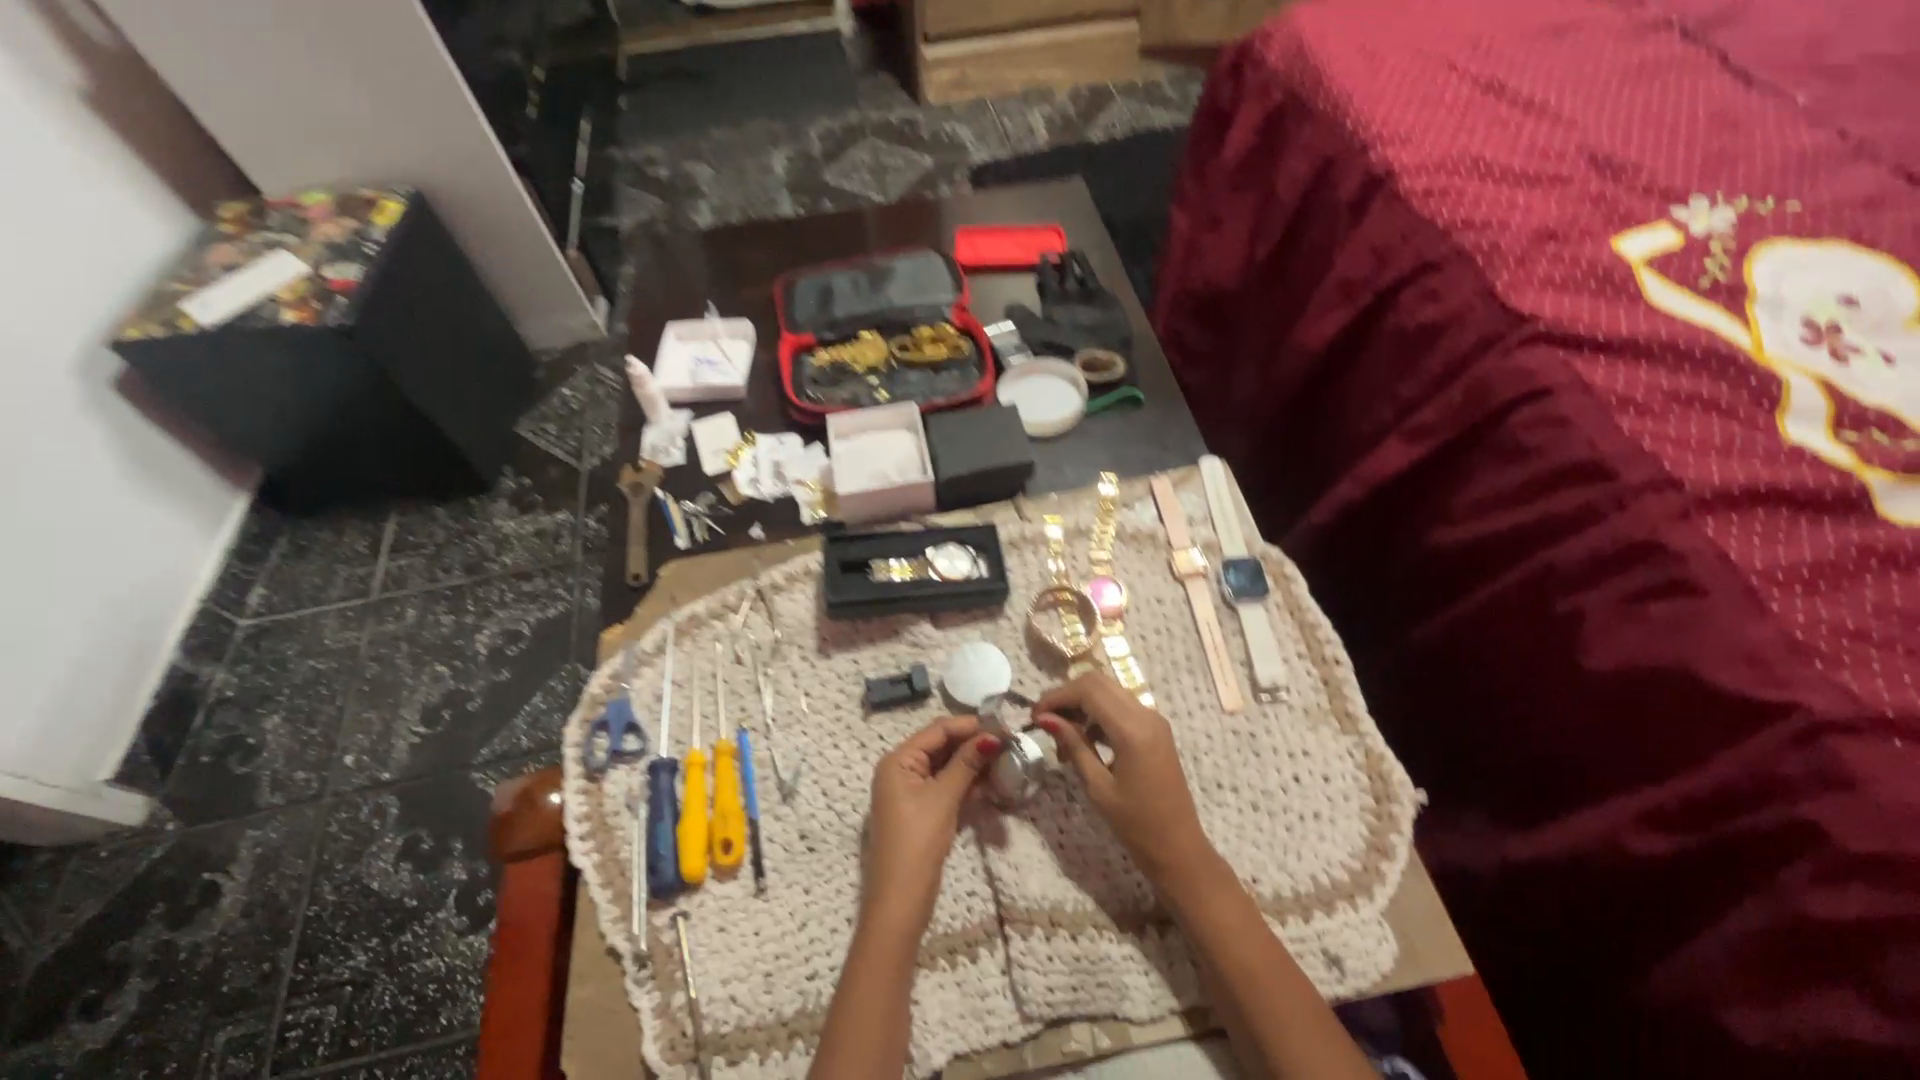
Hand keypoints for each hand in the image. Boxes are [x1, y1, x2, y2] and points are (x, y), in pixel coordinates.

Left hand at [863, 716, 1001, 931]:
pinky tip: (992, 783)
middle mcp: (901, 769)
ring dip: (973, 763)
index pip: (938, 730)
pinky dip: (967, 783)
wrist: (900, 899)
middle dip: (974, 744)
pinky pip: (946, 786)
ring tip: (1007, 761)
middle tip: (1010, 744)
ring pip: (946, 766)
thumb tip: (992, 735)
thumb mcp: (943, 798)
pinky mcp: (922, 810)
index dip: (970, 726)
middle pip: (942, 746)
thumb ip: (967, 763)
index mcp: (898, 760)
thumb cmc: (918, 841)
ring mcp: (910, 791)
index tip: (1005, 726)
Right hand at [1033, 673, 1210, 881]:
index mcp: (1133, 730)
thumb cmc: (1135, 824)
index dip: (1056, 697)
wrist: (1178, 846)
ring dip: (1082, 704)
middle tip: (1046, 722)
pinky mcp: (1156, 729)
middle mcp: (1146, 715)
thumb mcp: (1097, 786)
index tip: (1034, 716)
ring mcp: (1154, 720)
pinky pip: (1121, 707)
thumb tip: (1045, 719)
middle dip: (1067, 696)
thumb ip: (1073, 745)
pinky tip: (1085, 740)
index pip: (1088, 690)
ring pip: (1110, 691)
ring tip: (1062, 737)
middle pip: (1099, 683)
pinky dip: (1098, 714)